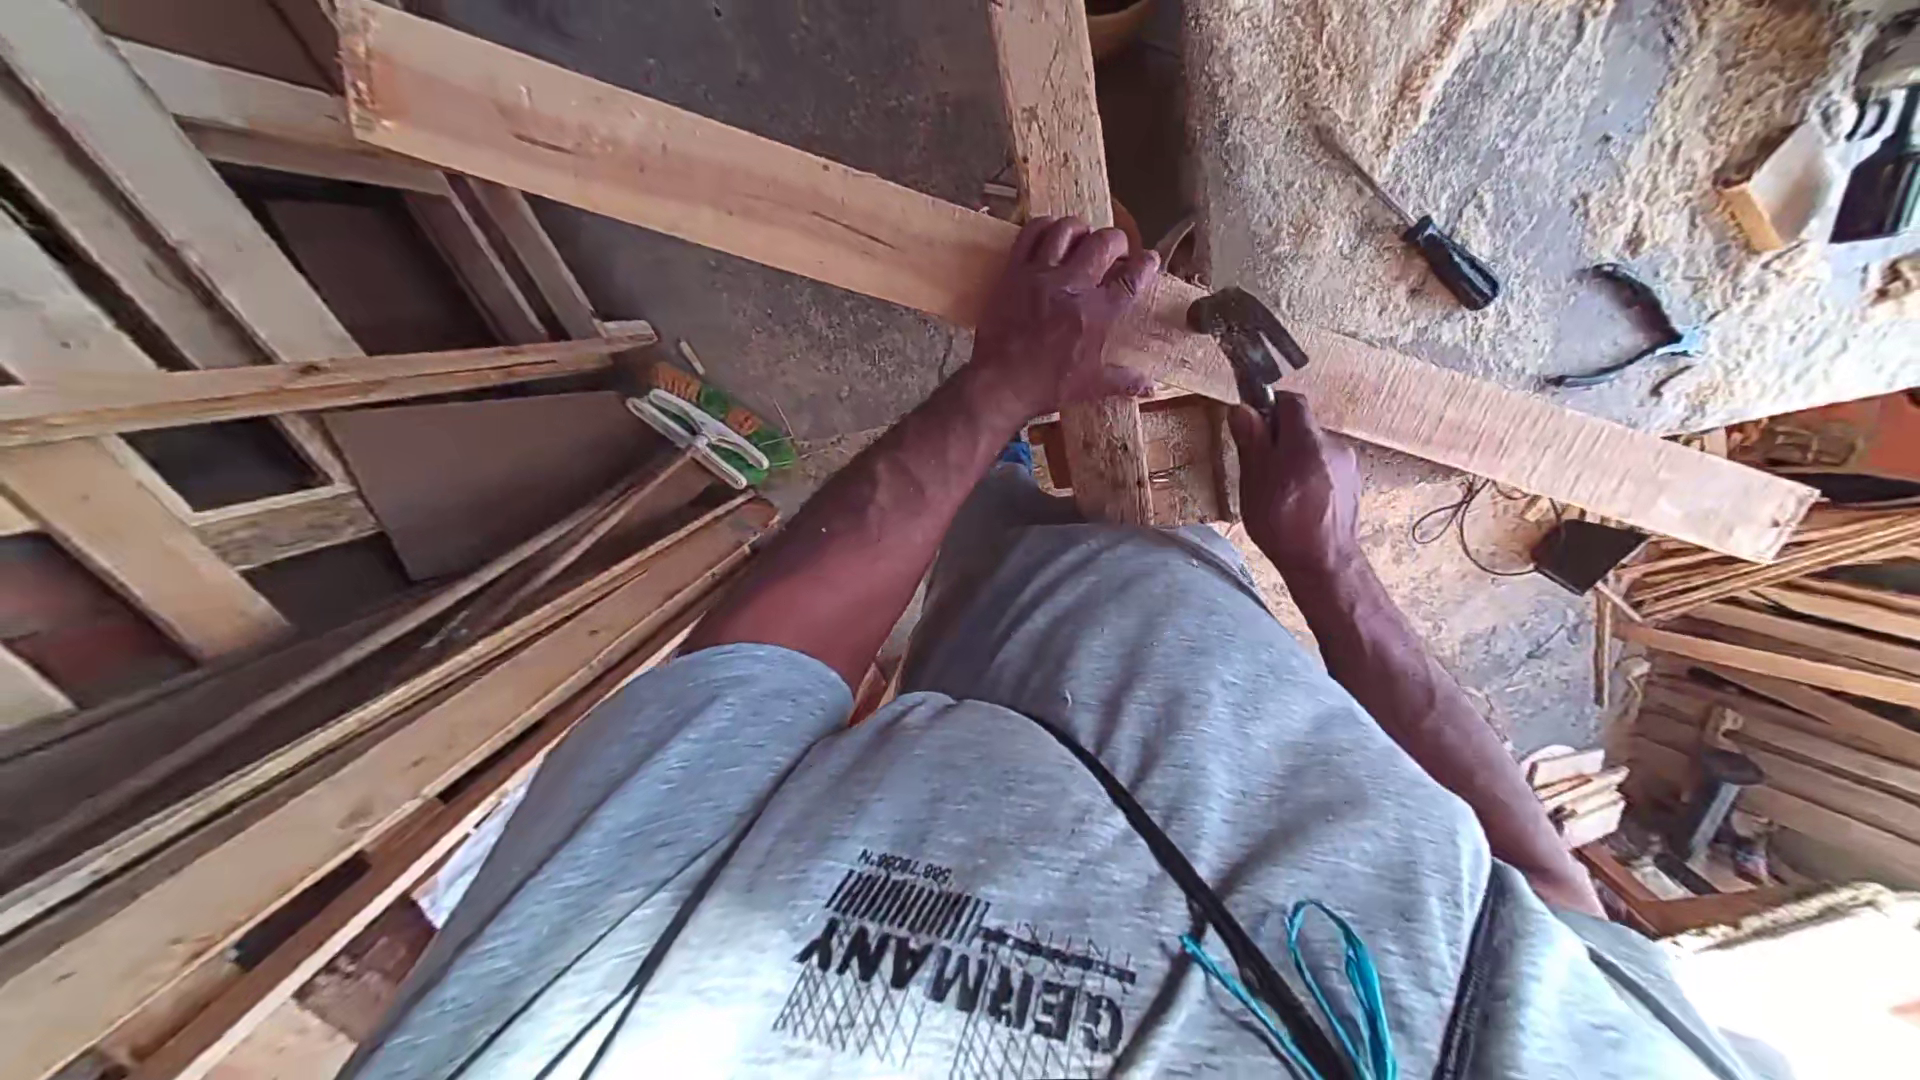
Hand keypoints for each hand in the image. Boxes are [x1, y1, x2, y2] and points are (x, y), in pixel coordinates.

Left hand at [967, 216, 1160, 419]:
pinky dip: (1044, 226)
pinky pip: (1030, 234)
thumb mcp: (1091, 386)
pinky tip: (1050, 233)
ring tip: (1083, 239)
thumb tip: (1150, 386)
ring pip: (1068, 229)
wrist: (1000, 384)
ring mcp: (1041, 276)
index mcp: (1096, 314)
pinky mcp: (1014, 273)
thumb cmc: (1046, 387)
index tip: (1149, 260)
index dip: (1146, 265)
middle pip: (1105, 243)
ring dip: (1082, 230)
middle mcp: (1071, 287)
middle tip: (1117, 250)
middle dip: (1118, 241)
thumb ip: (1123, 381)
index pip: (1131, 278)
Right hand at [1228, 392, 1361, 578]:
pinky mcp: (1353, 483)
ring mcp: (1347, 465)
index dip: (1269, 407)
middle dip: (1279, 437)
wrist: (1322, 561)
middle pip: (1303, 426)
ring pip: (1314, 447)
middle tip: (1257, 464)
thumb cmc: (1282, 522)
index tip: (1251, 425)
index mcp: (1307, 440)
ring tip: (1277, 487)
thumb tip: (1242, 409)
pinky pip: (1325, 466)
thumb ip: (1251, 441)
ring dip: (1294, 457)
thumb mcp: (1254, 480)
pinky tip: (1297, 499)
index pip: (1291, 401)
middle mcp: (1334, 445)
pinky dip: (1309, 473)